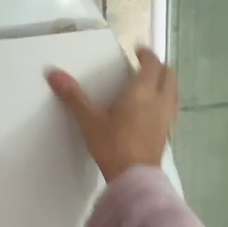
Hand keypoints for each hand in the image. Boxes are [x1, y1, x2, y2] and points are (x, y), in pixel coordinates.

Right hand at [47, 46, 177, 181]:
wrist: (133, 177)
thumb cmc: (112, 145)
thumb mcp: (89, 120)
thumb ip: (73, 95)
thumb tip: (53, 72)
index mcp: (142, 92)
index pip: (151, 64)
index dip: (146, 54)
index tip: (137, 50)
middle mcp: (160, 100)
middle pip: (168, 74)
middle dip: (158, 66)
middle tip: (144, 65)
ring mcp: (167, 117)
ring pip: (173, 91)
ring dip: (165, 82)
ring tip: (151, 84)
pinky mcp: (167, 132)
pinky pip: (171, 107)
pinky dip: (165, 100)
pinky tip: (153, 109)